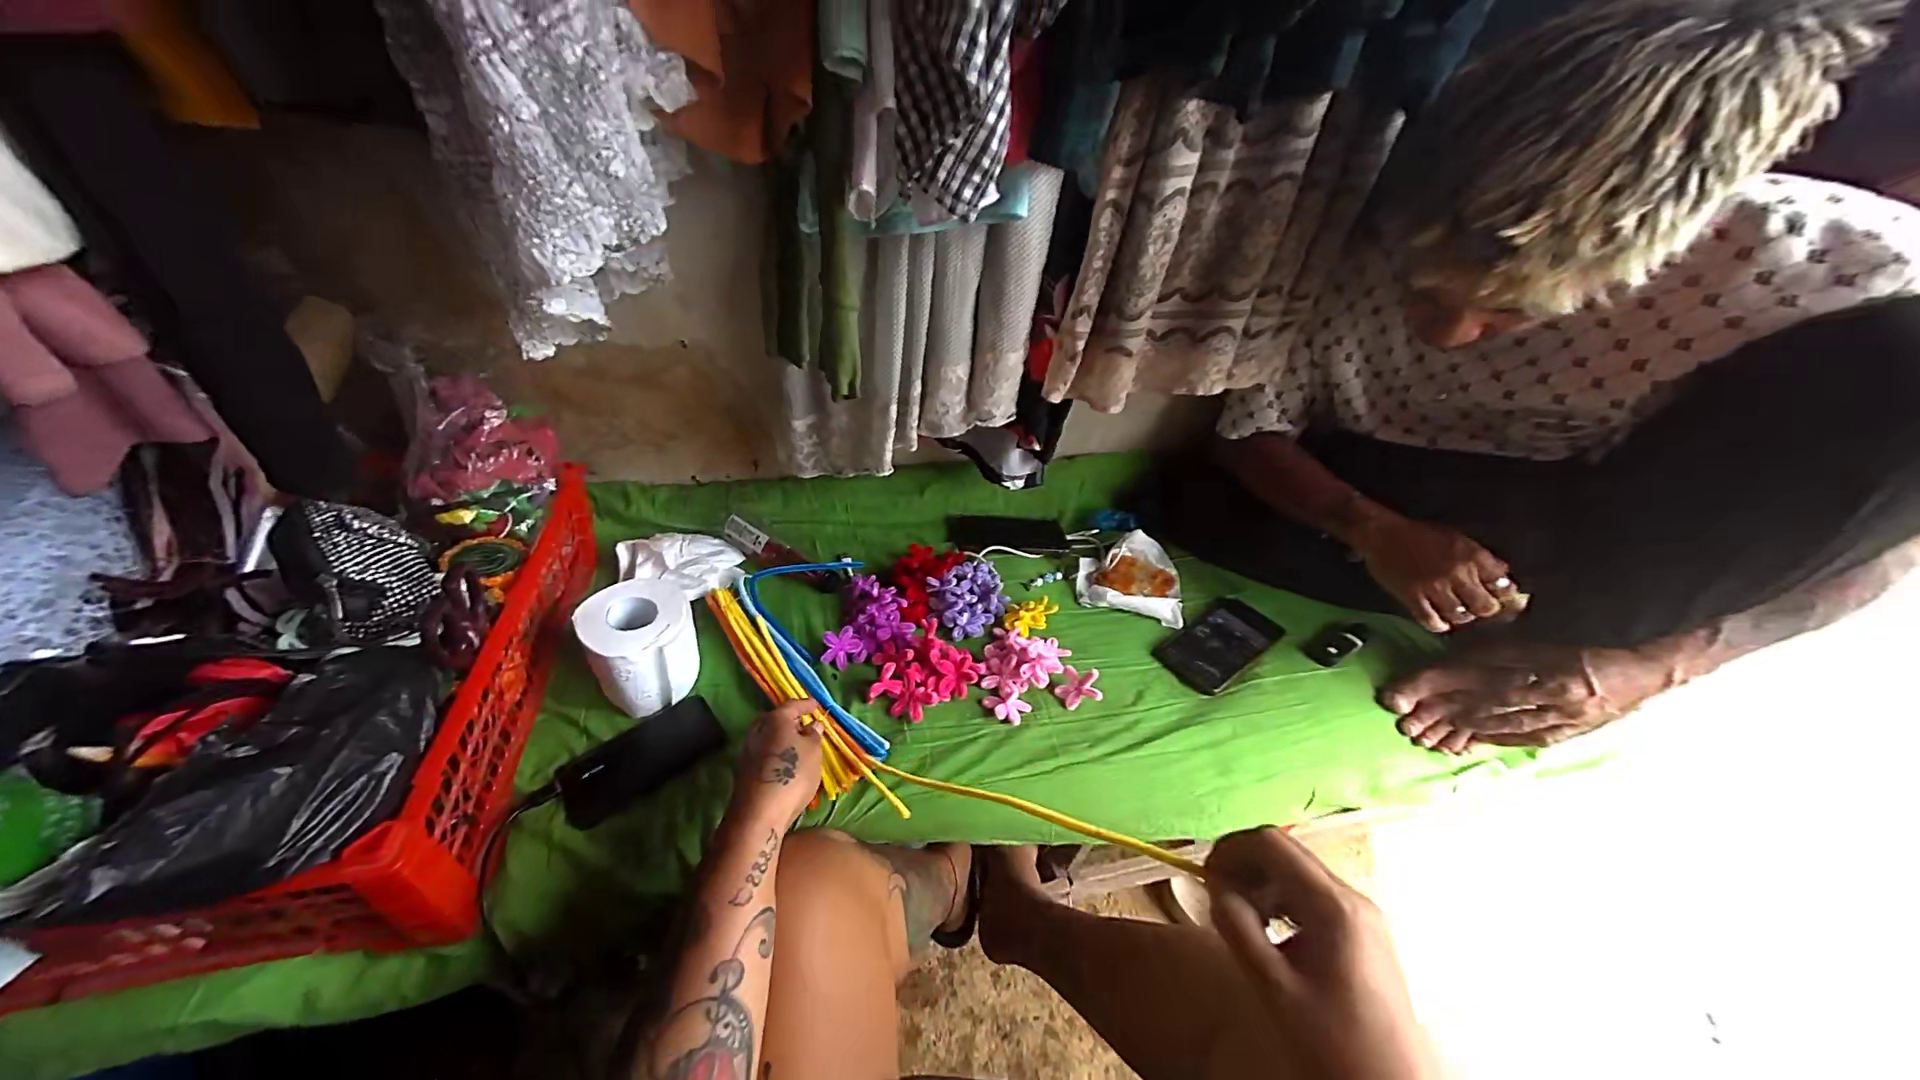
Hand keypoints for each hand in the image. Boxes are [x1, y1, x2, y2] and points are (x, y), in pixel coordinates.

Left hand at [731, 699, 823, 827]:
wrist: (758, 813)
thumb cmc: (792, 774)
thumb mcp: (813, 752)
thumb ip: (814, 735)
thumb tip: (812, 724)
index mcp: (775, 719)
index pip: (793, 705)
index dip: (807, 704)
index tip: (817, 705)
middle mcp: (758, 729)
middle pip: (776, 719)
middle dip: (791, 720)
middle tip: (805, 723)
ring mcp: (748, 750)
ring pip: (769, 736)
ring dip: (783, 737)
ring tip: (799, 743)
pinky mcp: (744, 769)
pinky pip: (765, 751)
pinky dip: (776, 751)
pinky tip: (785, 760)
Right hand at [1206, 828, 1435, 1079]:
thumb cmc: (1336, 1045)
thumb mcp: (1275, 987)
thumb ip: (1238, 928)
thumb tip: (1213, 885)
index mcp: (1334, 906)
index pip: (1271, 844)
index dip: (1230, 848)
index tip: (1204, 872)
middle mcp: (1352, 899)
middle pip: (1285, 851)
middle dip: (1243, 862)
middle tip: (1214, 890)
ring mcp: (1361, 915)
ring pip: (1296, 871)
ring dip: (1259, 880)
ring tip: (1236, 913)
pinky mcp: (1362, 933)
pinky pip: (1311, 896)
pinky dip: (1279, 899)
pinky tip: (1265, 928)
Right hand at [1351, 514, 1522, 632]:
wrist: (1382, 534)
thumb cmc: (1419, 533)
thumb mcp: (1456, 538)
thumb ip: (1480, 558)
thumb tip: (1502, 575)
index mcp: (1472, 556)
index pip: (1502, 585)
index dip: (1505, 595)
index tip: (1500, 598)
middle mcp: (1457, 574)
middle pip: (1485, 606)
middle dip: (1484, 610)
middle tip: (1477, 608)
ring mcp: (1434, 587)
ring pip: (1459, 615)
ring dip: (1460, 617)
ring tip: (1456, 613)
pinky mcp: (1412, 596)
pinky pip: (1430, 619)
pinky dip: (1438, 624)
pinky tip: (1439, 623)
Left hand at [1382, 642, 1680, 749]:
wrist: (1663, 655)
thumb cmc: (1592, 630)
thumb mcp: (1539, 626)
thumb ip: (1495, 641)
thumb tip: (1445, 657)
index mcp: (1542, 653)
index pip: (1468, 669)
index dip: (1427, 682)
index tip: (1395, 693)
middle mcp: (1555, 687)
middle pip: (1478, 700)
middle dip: (1434, 711)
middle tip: (1400, 721)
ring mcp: (1571, 711)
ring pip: (1501, 721)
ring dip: (1456, 729)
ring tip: (1423, 735)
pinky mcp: (1582, 727)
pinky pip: (1529, 736)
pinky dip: (1493, 737)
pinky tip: (1465, 741)